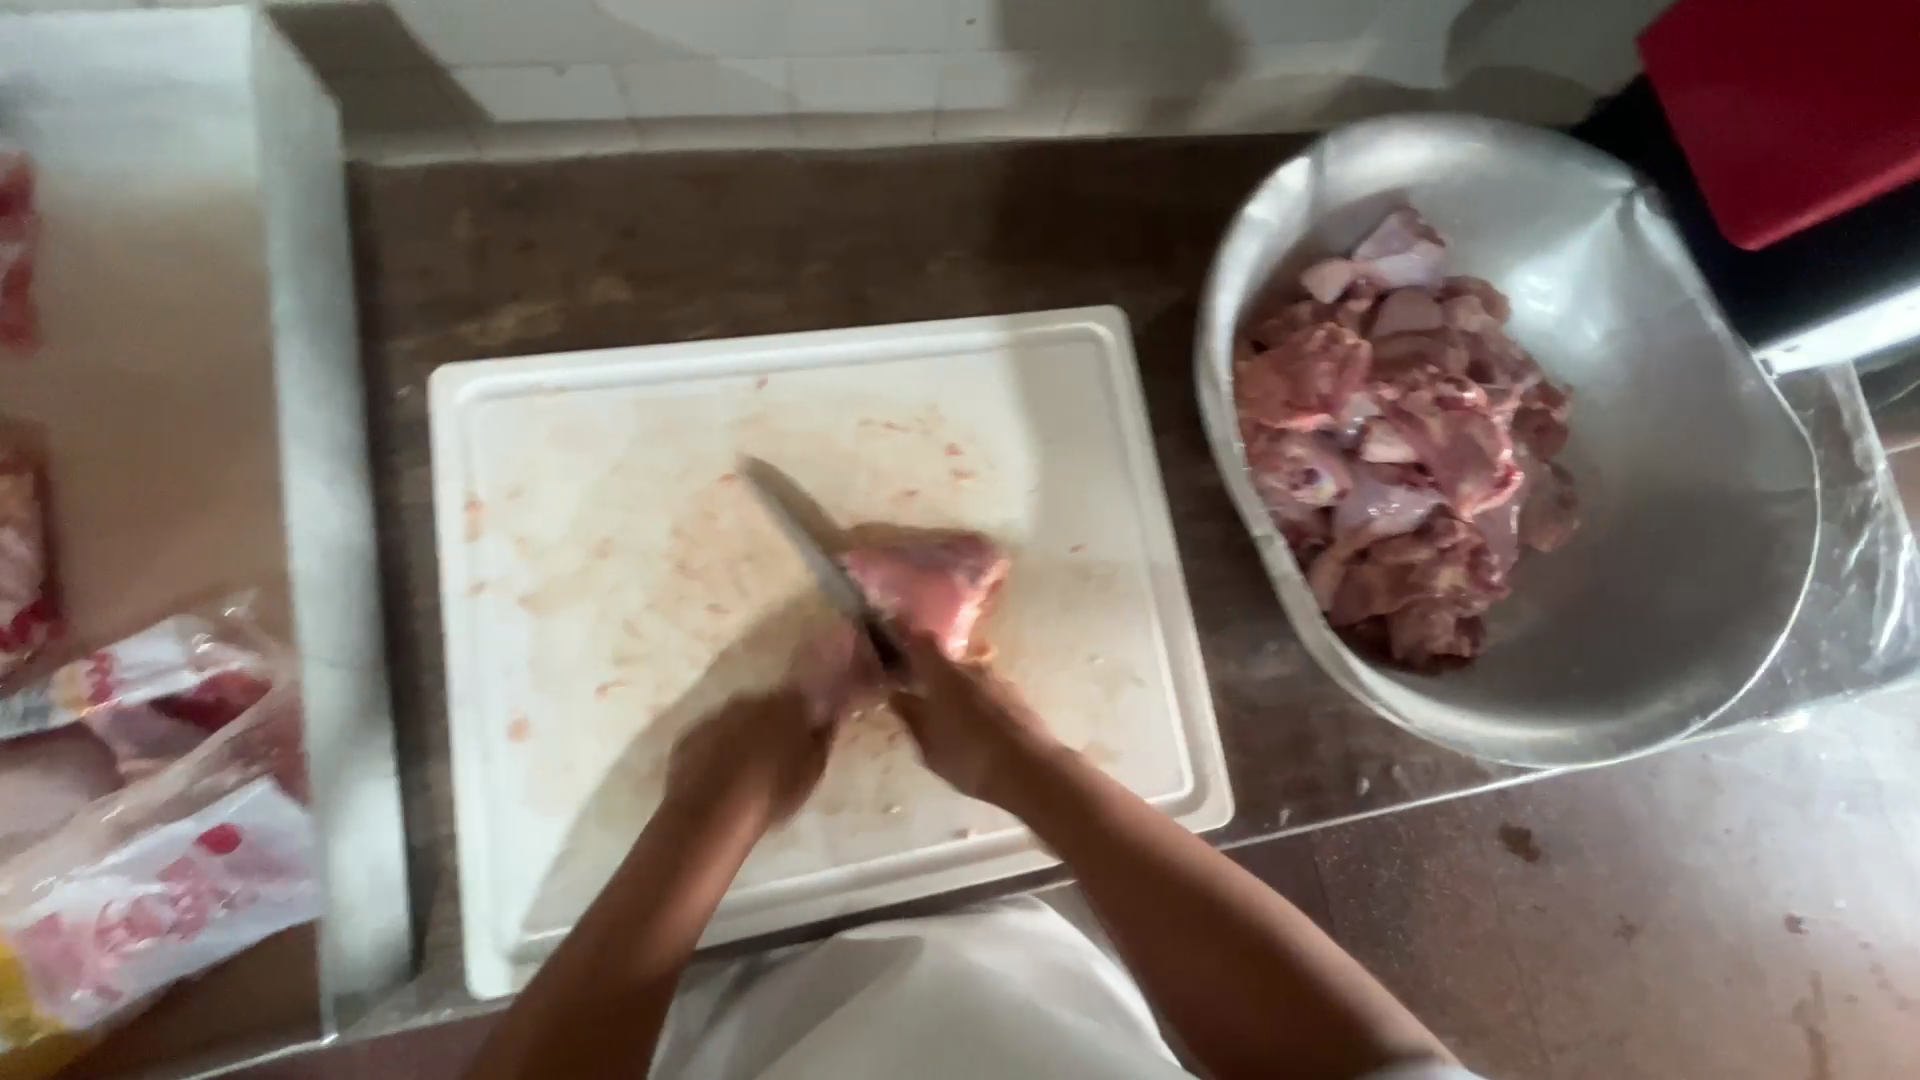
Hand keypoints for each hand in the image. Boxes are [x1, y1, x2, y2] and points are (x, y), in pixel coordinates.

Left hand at [665, 689, 831, 826]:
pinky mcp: (688, 737)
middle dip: (773, 724)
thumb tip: (827, 719)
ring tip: (748, 769)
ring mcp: (715, 716)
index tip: (808, 731)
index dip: (806, 713)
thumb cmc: (773, 791)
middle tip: (778, 754)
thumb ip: (822, 739)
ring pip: (736, 720)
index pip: (802, 696)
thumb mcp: (813, 771)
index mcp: (786, 704)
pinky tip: (720, 776)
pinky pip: (710, 738)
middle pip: (766, 706)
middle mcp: (750, 700)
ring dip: (743, 736)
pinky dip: (716, 750)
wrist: (712, 813)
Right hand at [887, 632, 1061, 804]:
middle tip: (922, 699)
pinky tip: (978, 731)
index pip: (922, 641)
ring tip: (952, 723)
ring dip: (959, 693)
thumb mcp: (928, 745)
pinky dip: (979, 704)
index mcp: (944, 673)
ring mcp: (999, 680)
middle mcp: (972, 667)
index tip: (898, 650)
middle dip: (934, 676)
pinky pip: (988, 693)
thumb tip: (898, 696)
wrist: (1029, 769)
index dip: (909, 640)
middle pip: (947, 662)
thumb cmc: (968, 757)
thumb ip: (911, 717)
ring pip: (970, 679)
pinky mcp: (1018, 697)